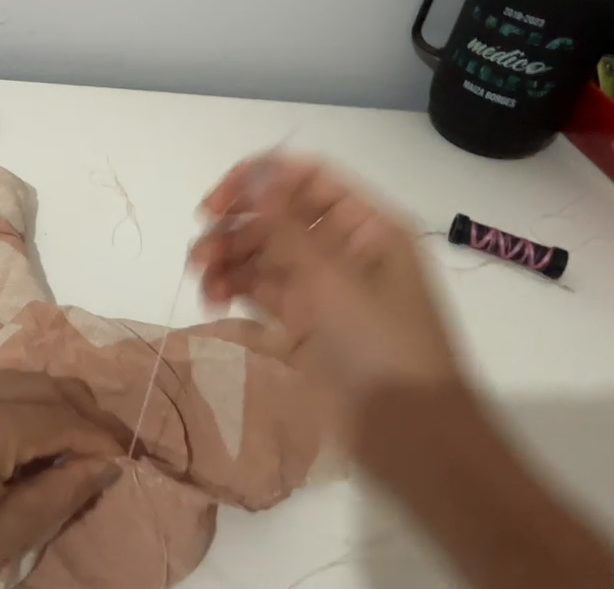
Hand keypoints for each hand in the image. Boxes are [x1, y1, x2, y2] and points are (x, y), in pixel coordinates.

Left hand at [0, 371, 127, 588]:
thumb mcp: (2, 534)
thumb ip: (61, 491)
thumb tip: (106, 464)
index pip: (63, 419)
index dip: (104, 438)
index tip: (134, 457)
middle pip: (43, 384)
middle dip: (83, 413)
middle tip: (112, 448)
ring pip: (15, 378)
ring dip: (50, 404)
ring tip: (76, 444)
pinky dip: (16, 403)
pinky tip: (28, 436)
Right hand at [189, 152, 465, 452]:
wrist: (412, 439)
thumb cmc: (382, 347)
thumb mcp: (333, 280)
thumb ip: (287, 226)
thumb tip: (255, 174)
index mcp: (364, 225)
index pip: (304, 178)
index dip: (259, 179)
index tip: (219, 200)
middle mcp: (341, 246)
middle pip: (275, 213)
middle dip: (235, 224)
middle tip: (202, 245)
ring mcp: (319, 284)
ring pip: (260, 250)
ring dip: (227, 255)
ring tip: (201, 273)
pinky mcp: (301, 319)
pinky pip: (258, 287)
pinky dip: (232, 286)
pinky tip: (213, 296)